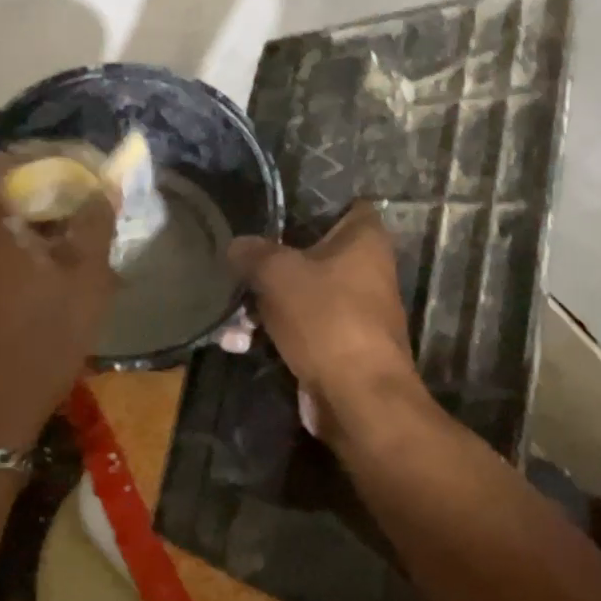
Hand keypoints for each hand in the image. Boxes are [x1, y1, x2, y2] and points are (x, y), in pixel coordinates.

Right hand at [227, 201, 426, 443]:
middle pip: (316, 251)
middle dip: (277, 259)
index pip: (348, 205)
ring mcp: (357, 311)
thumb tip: (236, 245)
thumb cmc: (326, 318)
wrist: (357, 397)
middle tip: (240, 260)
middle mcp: (369, 270)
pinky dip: (276, 332)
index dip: (315, 203)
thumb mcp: (278, 274)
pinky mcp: (341, 346)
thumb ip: (253, 253)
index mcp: (366, 240)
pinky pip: (303, 328)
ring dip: (268, 302)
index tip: (277, 208)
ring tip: (232, 311)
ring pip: (305, 293)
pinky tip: (239, 341)